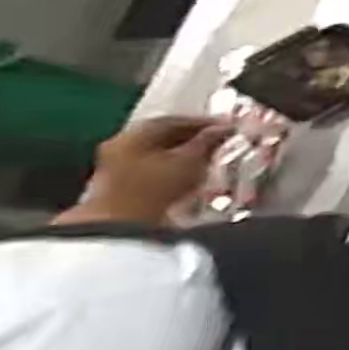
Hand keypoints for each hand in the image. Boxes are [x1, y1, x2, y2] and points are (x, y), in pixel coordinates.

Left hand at [71, 116, 231, 224]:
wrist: (121, 229)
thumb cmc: (156, 189)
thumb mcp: (191, 160)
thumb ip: (209, 140)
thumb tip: (226, 128)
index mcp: (134, 134)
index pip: (176, 120)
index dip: (207, 122)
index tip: (231, 127)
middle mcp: (121, 146)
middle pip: (165, 137)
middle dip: (197, 140)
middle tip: (226, 143)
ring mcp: (117, 170)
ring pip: (161, 155)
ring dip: (188, 156)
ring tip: (214, 162)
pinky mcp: (122, 191)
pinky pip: (156, 172)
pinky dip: (178, 171)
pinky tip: (195, 179)